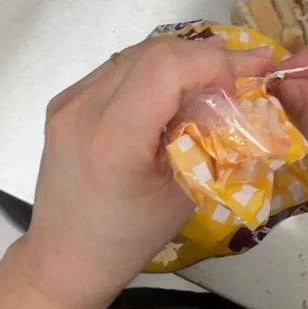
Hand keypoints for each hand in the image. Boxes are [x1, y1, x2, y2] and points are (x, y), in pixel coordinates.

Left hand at [9, 35, 238, 308]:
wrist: (64, 256)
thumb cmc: (128, 239)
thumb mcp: (184, 194)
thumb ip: (210, 139)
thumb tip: (243, 95)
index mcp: (113, 139)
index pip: (167, 66)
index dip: (211, 63)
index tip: (235, 89)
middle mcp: (83, 109)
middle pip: (155, 52)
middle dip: (204, 58)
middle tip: (240, 77)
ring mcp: (69, 101)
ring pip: (137, 54)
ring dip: (180, 62)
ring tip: (212, 82)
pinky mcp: (66, 101)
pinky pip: (119, 69)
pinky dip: (154, 74)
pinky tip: (172, 95)